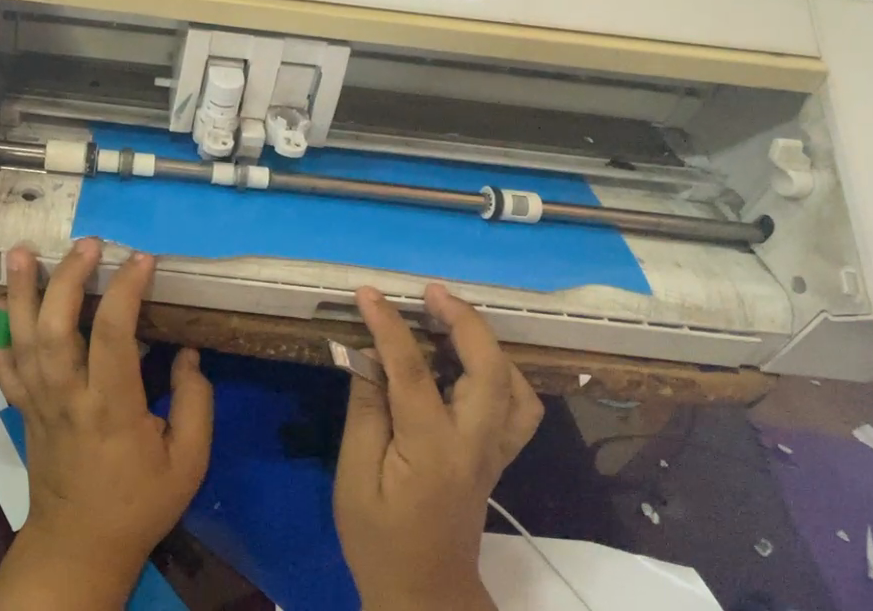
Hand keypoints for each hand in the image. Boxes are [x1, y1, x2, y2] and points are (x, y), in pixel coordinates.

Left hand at [0, 238, 212, 609]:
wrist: (80, 545)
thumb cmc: (140, 502)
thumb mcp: (189, 462)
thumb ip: (195, 403)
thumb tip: (188, 351)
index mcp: (112, 408)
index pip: (112, 334)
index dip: (125, 290)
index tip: (142, 259)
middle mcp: (67, 397)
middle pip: (55, 328)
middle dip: (67, 278)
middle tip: (87, 244)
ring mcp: (38, 402)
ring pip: (21, 340)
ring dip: (21, 292)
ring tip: (22, 250)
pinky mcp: (23, 409)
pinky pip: (3, 367)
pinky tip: (2, 301)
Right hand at [333, 284, 543, 610]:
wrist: (424, 593)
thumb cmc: (378, 538)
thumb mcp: (354, 476)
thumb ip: (365, 411)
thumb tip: (366, 356)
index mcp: (432, 449)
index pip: (413, 371)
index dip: (389, 326)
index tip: (368, 294)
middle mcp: (475, 445)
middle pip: (489, 369)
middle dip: (463, 321)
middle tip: (429, 293)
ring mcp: (494, 452)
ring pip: (516, 386)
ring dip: (488, 344)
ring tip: (451, 320)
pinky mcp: (497, 458)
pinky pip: (519, 406)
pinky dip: (503, 373)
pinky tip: (471, 362)